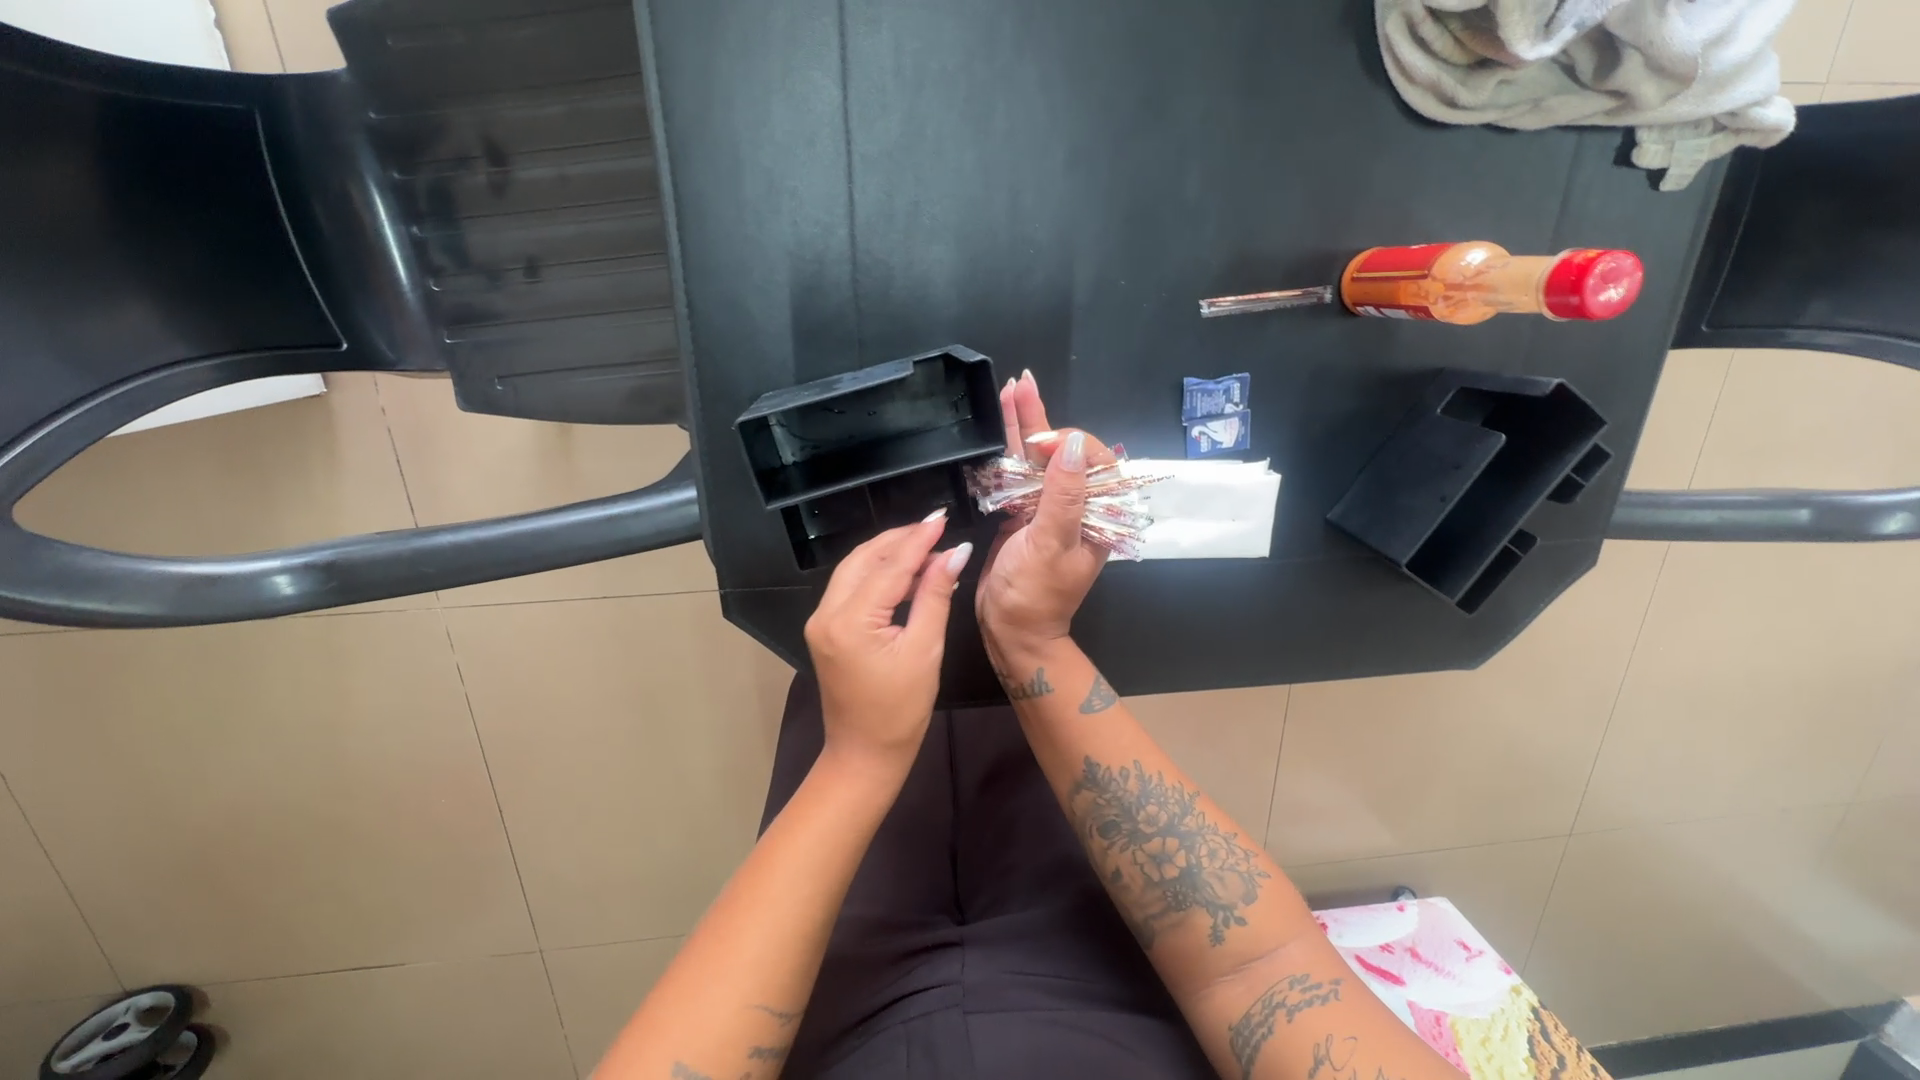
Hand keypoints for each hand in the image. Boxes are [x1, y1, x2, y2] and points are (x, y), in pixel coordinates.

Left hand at [804, 514, 972, 770]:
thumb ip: (935, 595)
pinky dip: (877, 575)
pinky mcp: (825, 629)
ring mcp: (821, 621)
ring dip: (888, 555)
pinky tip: (905, 573)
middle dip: (900, 540)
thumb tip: (955, 552)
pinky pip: (850, 588)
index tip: (942, 517)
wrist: (865, 754)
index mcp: (850, 621)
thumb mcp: (926, 650)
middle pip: (864, 559)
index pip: (889, 566)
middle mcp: (826, 614)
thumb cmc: (901, 710)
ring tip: (926, 547)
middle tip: (936, 529)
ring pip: (854, 570)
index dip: (918, 540)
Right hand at [976, 372, 1117, 659]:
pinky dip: (1006, 450)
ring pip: (1034, 459)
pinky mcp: (1020, 514)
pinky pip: (1015, 476)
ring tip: (1009, 388)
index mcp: (1096, 515)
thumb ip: (1062, 495)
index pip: (1093, 463)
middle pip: (1060, 452)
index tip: (1042, 442)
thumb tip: (1073, 444)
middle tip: (1021, 382)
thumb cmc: (1035, 595)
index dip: (1069, 444)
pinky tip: (998, 424)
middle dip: (1041, 417)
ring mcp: (1046, 508)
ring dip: (1021, 425)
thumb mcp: (1051, 545)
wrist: (1010, 631)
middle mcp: (1075, 506)